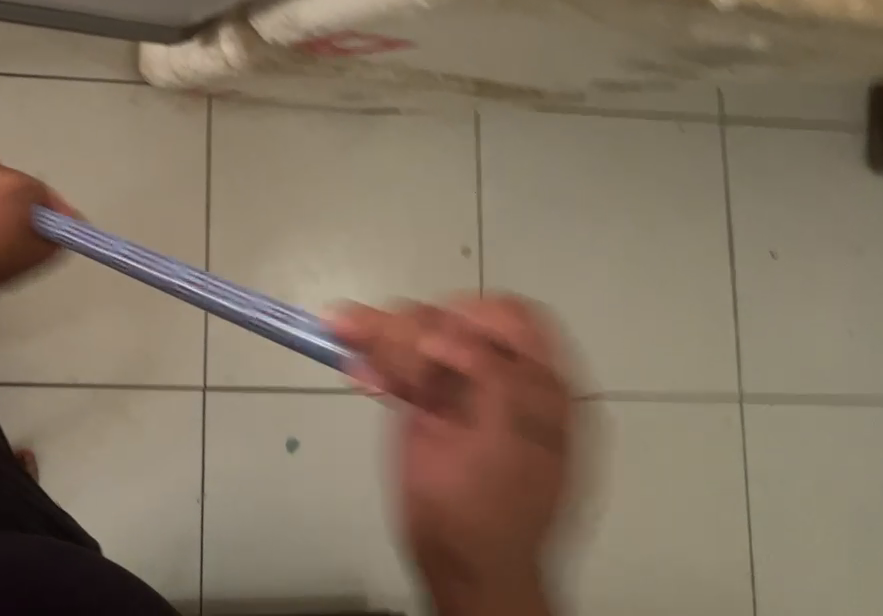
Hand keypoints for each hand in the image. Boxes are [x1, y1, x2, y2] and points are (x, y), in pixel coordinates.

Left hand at [0, 153, 73, 287]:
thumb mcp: (38, 255)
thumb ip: (59, 237)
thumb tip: (69, 223)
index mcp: (23, 186)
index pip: (46, 195)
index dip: (53, 211)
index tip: (57, 226)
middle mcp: (1, 170)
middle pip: (24, 186)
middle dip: (28, 203)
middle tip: (26, 227)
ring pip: (2, 180)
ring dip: (6, 194)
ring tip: (2, 219)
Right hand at [331, 296, 573, 613]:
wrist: (463, 566)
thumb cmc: (493, 511)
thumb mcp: (507, 445)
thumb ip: (491, 379)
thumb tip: (443, 334)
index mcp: (538, 387)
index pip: (512, 320)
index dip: (473, 316)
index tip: (435, 340)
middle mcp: (497, 378)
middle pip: (451, 321)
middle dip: (410, 326)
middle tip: (378, 346)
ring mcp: (456, 388)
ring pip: (414, 336)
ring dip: (378, 333)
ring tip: (344, 333)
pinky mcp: (421, 403)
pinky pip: (393, 364)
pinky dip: (369, 357)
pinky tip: (354, 368)